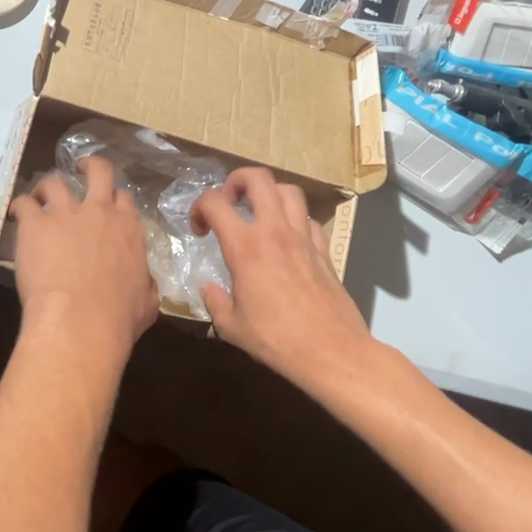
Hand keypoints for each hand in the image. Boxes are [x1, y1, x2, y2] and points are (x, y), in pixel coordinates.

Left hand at [9, 157, 158, 360]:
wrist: (80, 321)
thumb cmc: (118, 318)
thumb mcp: (147, 303)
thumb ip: (145, 285)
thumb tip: (145, 284)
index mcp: (127, 228)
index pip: (123, 199)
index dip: (113, 199)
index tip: (105, 205)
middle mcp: (98, 212)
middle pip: (98, 171)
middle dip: (89, 166)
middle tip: (80, 167)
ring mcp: (65, 214)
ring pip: (55, 182)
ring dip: (47, 187)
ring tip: (39, 196)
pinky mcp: (35, 224)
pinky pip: (24, 204)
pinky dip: (19, 207)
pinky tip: (16, 215)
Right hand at [192, 168, 375, 392]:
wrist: (332, 353)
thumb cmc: (277, 340)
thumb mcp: (232, 327)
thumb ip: (214, 301)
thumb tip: (208, 288)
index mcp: (245, 247)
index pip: (214, 203)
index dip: (199, 208)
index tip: (199, 230)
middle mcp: (275, 232)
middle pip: (258, 178)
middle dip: (236, 180)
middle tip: (229, 203)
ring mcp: (304, 238)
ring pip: (288, 191)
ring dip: (269, 194)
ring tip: (258, 213)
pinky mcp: (325, 251)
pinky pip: (309, 219)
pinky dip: (294, 219)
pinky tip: (287, 239)